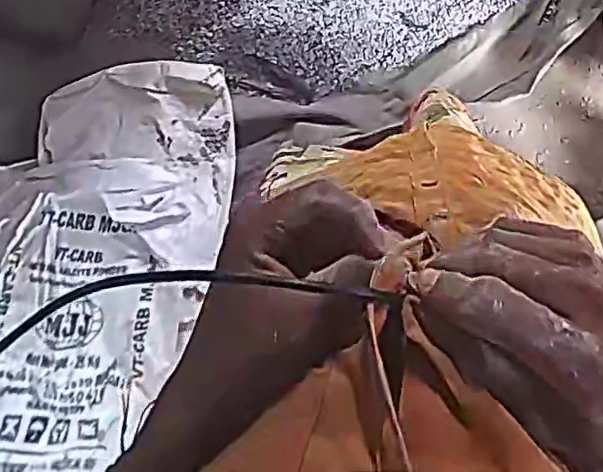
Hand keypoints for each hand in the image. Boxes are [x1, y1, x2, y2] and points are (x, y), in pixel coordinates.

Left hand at [116, 180, 392, 471]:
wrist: (208, 406)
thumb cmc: (247, 361)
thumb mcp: (305, 324)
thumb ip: (350, 287)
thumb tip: (395, 263)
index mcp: (262, 223)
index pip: (323, 196)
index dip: (360, 218)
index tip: (387, 255)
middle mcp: (267, 222)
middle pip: (328, 207)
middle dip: (362, 232)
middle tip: (389, 264)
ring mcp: (273, 244)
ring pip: (329, 230)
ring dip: (357, 250)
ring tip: (378, 279)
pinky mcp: (282, 269)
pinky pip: (323, 253)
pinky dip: (345, 268)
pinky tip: (358, 293)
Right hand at [413, 217, 602, 471]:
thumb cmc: (599, 424)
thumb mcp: (534, 417)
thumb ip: (477, 358)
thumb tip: (427, 310)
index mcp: (583, 359)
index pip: (496, 303)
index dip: (446, 291)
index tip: (414, 288)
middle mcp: (590, 299)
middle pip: (493, 260)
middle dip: (448, 267)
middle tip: (419, 280)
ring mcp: (589, 264)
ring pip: (499, 237)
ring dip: (463, 252)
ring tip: (446, 276)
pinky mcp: (582, 245)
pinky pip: (515, 227)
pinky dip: (487, 241)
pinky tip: (479, 264)